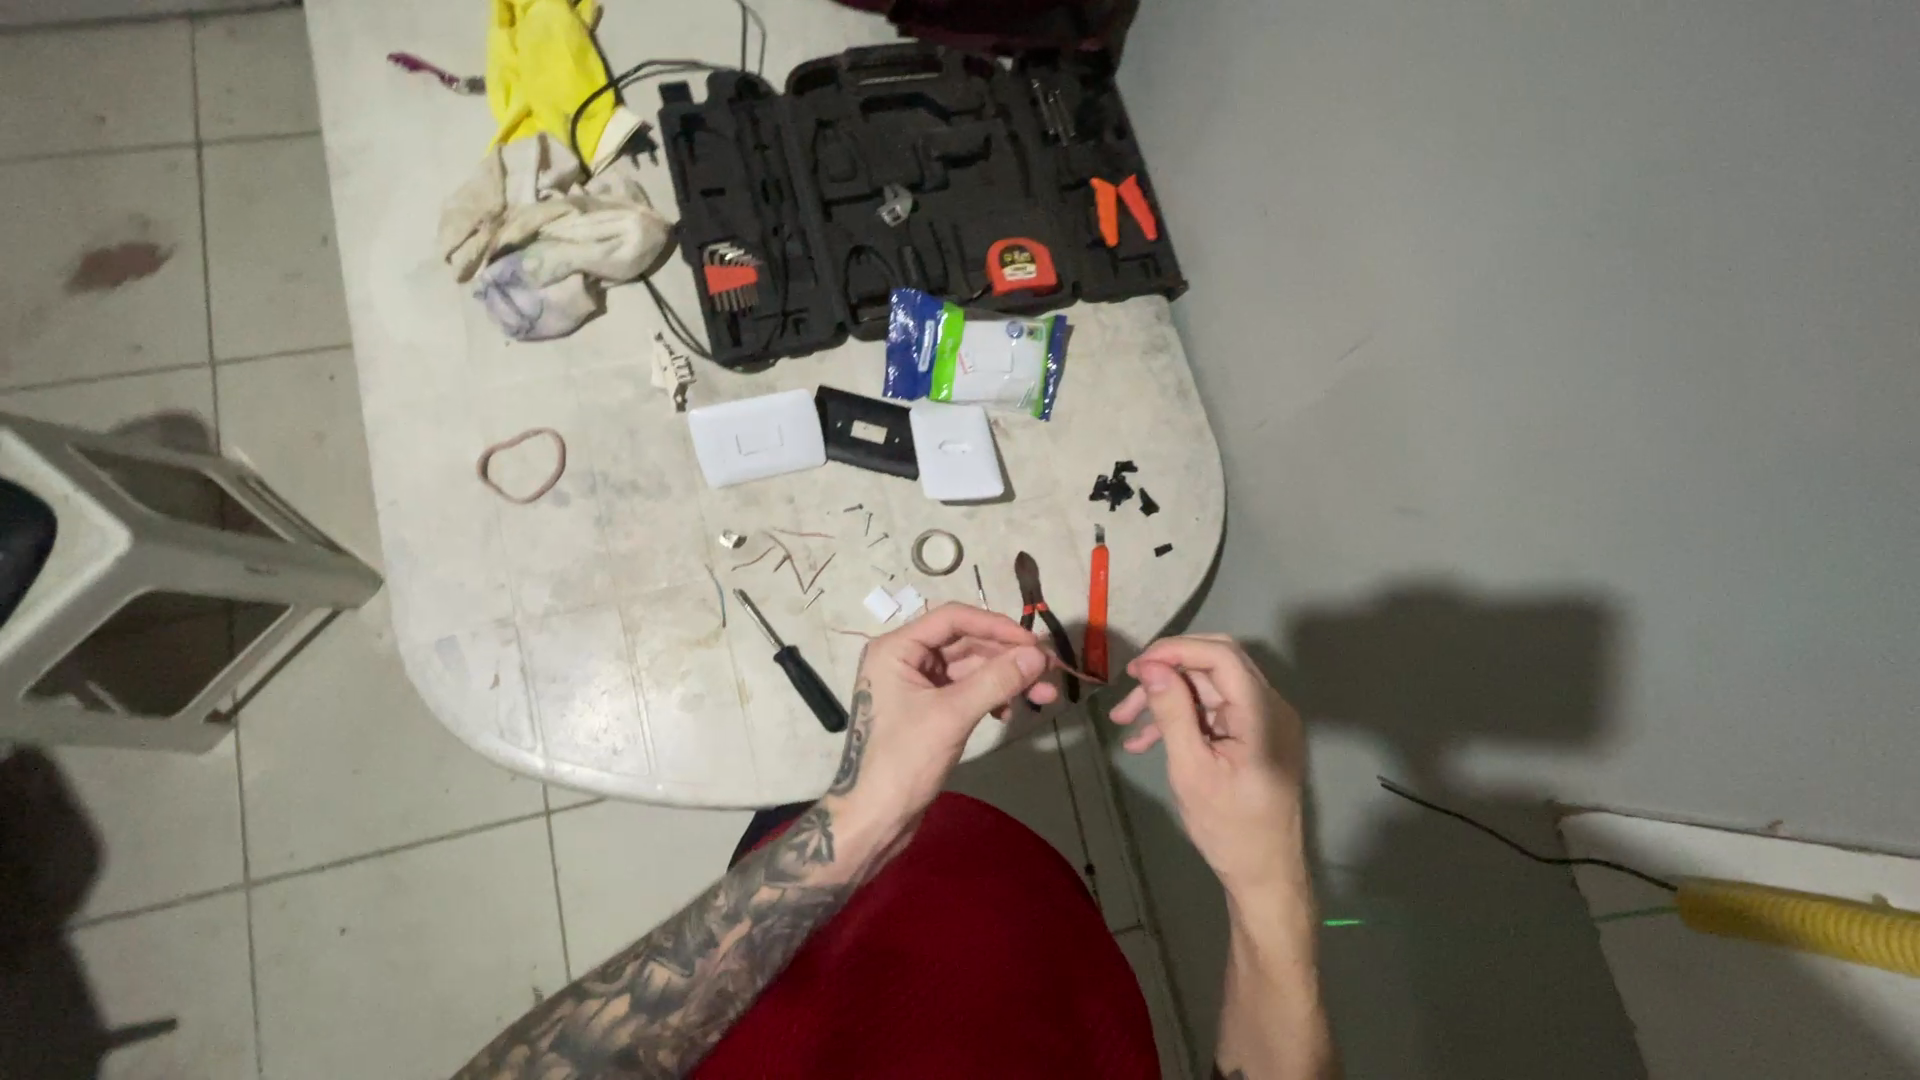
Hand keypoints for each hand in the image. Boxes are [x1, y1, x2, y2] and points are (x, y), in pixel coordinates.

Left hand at [826, 603, 1058, 834]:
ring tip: (1045, 694)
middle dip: (1007, 656)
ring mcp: (915, 684)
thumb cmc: (904, 760)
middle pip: (964, 642)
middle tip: (1049, 669)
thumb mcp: (952, 715)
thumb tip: (1039, 655)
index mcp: (896, 648)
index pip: (952, 618)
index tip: (1033, 643)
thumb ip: (996, 680)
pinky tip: (1011, 711)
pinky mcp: (927, 708)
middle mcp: (904, 658)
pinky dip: (990, 696)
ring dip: (1005, 678)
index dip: (995, 626)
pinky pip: (965, 689)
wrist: (876, 818)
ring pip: (969, 668)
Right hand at [1108, 635, 1307, 894]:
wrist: (1265, 876)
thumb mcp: (1191, 770)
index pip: (1221, 655)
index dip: (1176, 650)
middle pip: (1214, 665)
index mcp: (1262, 713)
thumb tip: (1150, 666)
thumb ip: (1172, 713)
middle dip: (1166, 672)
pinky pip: (1213, 711)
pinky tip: (1144, 740)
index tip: (1136, 667)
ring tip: (1123, 721)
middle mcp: (1270, 707)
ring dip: (1166, 698)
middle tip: (1127, 687)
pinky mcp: (1254, 735)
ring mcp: (1264, 721)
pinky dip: (1180, 718)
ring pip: (1207, 688)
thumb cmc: (1229, 829)